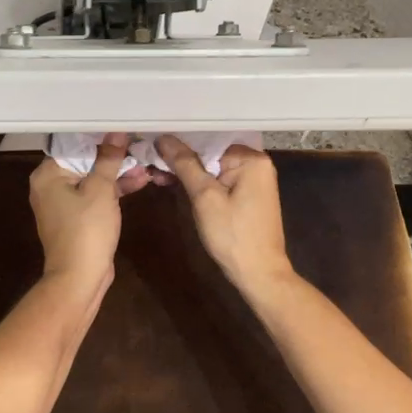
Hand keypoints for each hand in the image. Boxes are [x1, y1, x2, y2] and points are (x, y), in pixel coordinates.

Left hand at [29, 132, 149, 282]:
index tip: (124, 129)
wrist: (79, 277)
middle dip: (113, 157)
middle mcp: (50, 185)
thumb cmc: (87, 229)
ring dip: (117, 174)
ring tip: (145, 165)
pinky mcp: (76, 217)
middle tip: (140, 146)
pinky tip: (139, 182)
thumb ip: (108, 159)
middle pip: (84, 161)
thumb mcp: (101, 190)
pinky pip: (94, 196)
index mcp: (48, 174)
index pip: (73, 144)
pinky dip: (112, 190)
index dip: (100, 136)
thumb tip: (116, 132)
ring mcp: (62, 203)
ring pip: (92, 179)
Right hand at [153, 137, 292, 287]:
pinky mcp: (249, 194)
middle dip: (182, 161)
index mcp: (251, 159)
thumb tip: (164, 139)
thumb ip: (185, 164)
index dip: (180, 146)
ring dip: (189, 173)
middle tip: (153, 168)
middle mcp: (257, 163)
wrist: (258, 273)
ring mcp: (255, 180)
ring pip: (214, 168)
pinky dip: (202, 184)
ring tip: (159, 177)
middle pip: (212, 153)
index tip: (154, 152)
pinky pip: (221, 180)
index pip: (209, 141)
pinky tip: (178, 186)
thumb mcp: (204, 197)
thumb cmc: (232, 234)